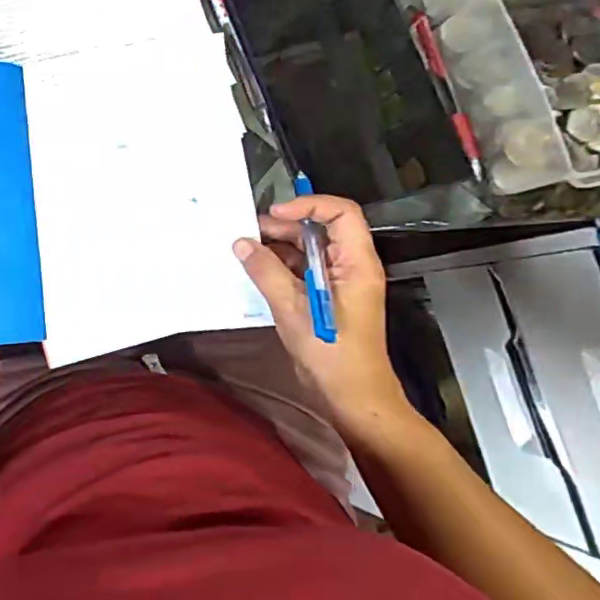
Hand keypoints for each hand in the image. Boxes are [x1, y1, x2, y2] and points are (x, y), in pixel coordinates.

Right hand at [233, 195, 407, 426]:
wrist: (351, 394)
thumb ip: (266, 272)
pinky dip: (281, 268)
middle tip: (250, 232)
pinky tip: (257, 271)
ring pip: (310, 251)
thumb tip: (243, 244)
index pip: (340, 213)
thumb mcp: (293, 308)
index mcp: (356, 262)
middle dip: (286, 227)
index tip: (275, 214)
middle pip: (321, 230)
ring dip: (280, 248)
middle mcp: (351, 266)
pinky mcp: (327, 299)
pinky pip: (304, 272)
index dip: (309, 205)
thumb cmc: (333, 353)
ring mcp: (339, 283)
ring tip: (247, 251)